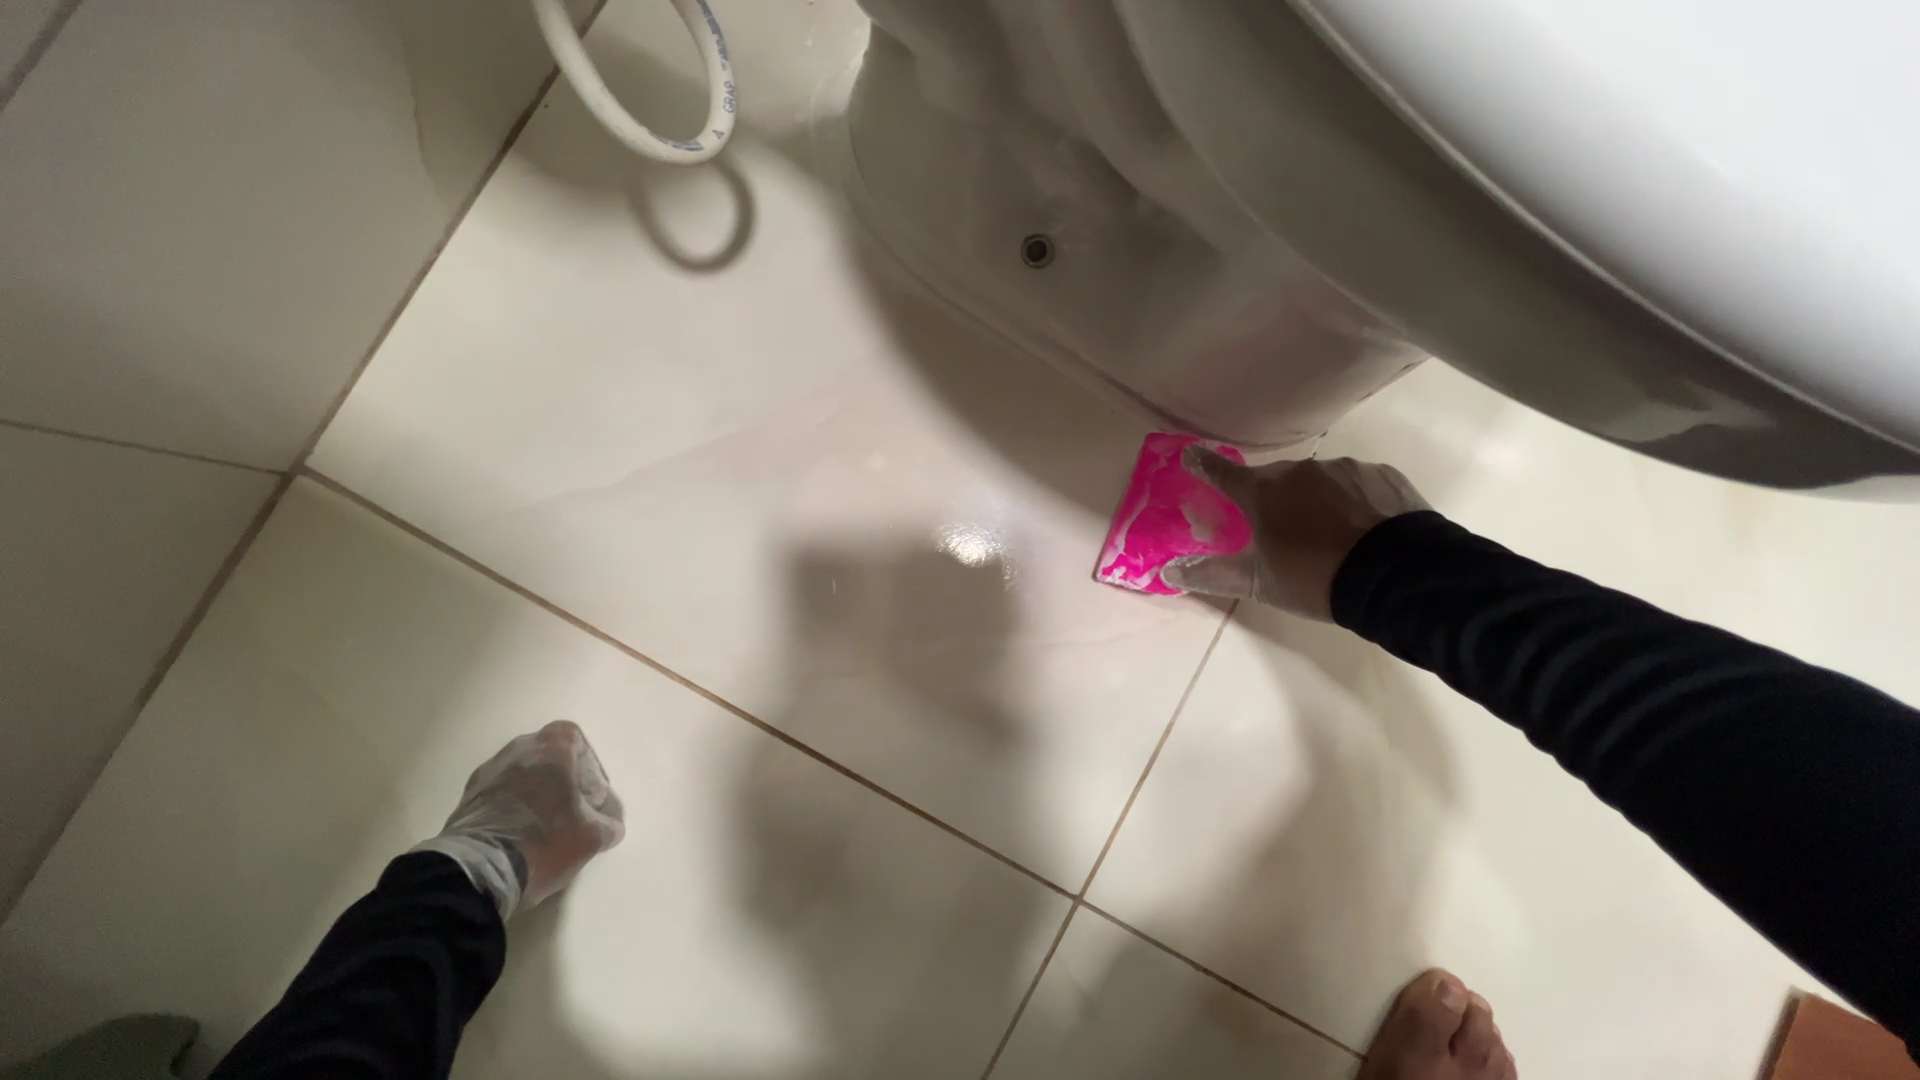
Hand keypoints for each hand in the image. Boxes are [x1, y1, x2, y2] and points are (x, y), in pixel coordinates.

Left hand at [424, 720, 625, 916]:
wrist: (478, 874)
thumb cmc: (545, 841)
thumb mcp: (593, 837)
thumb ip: (609, 824)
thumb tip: (609, 824)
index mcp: (550, 749)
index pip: (573, 737)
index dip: (587, 762)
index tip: (592, 793)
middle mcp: (517, 751)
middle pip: (546, 753)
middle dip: (561, 776)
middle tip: (571, 808)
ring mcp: (486, 774)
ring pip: (520, 773)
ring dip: (534, 791)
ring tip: (543, 825)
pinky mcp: (465, 800)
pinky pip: (497, 793)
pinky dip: (510, 806)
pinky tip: (517, 835)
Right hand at [1162, 448, 1429, 619]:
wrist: (1399, 577)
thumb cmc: (1315, 577)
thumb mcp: (1258, 583)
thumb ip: (1210, 574)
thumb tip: (1167, 572)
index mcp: (1264, 492)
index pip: (1223, 473)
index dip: (1204, 465)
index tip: (1190, 454)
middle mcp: (1301, 471)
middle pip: (1274, 481)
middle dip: (1270, 499)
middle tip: (1276, 528)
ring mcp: (1345, 469)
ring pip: (1318, 482)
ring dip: (1314, 501)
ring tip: (1327, 536)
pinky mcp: (1383, 476)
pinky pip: (1357, 486)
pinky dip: (1352, 502)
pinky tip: (1361, 529)